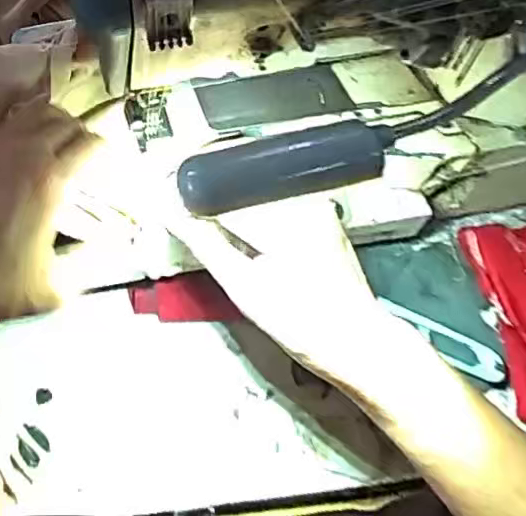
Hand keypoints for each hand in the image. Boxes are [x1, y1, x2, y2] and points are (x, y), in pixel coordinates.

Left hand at [0, 96, 99, 347]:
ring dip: (52, 115)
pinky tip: (17, 105)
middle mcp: (25, 149)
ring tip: (56, 131)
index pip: (90, 145)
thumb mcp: (53, 289)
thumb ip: (88, 262)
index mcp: (52, 180)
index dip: (104, 150)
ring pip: (34, 108)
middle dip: (80, 132)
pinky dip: (13, 100)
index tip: (106, 162)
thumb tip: (113, 246)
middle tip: (83, 151)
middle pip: (64, 122)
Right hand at [161, 200, 436, 394]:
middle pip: (234, 175)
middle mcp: (299, 195)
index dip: (185, 182)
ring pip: (251, 184)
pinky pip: (268, 195)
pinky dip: (244, 203)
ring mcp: (311, 202)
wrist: (366, 349)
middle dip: (201, 183)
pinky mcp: (316, 212)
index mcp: (281, 209)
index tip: (159, 190)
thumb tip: (166, 209)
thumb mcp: (244, 288)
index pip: (219, 180)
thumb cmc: (306, 325)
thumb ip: (202, 241)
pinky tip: (232, 225)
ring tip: (196, 212)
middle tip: (172, 201)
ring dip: (221, 192)